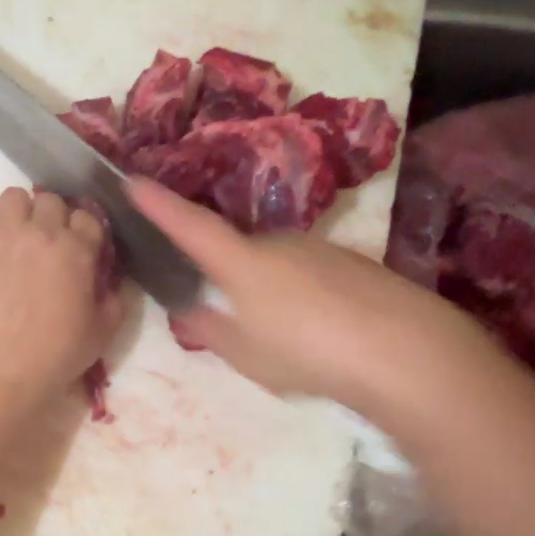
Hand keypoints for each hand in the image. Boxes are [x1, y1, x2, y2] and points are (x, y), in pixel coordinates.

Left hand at [0, 187, 124, 412]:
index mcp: (80, 249)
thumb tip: (110, 285)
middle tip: (40, 251)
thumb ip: (113, 301)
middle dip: (49, 221)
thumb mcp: (102, 333)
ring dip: (15, 213)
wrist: (1, 371)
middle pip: (50, 201)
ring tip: (9, 241)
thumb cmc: (55, 356)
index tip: (73, 253)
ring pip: (13, 196)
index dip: (81, 233)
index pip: (87, 217)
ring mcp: (3, 233)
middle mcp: (43, 231)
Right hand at [128, 177, 489, 414]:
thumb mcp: (243, 354)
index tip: (132, 181)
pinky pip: (308, 274)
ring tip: (276, 335)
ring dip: (265, 289)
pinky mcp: (352, 263)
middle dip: (224, 273)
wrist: (401, 349)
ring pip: (275, 263)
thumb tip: (188, 310)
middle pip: (237, 251)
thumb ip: (209, 330)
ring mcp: (319, 249)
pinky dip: (300, 296)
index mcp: (241, 263)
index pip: (190, 228)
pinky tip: (314, 330)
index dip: (160, 206)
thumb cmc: (305, 352)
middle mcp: (278, 243)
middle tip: (223, 312)